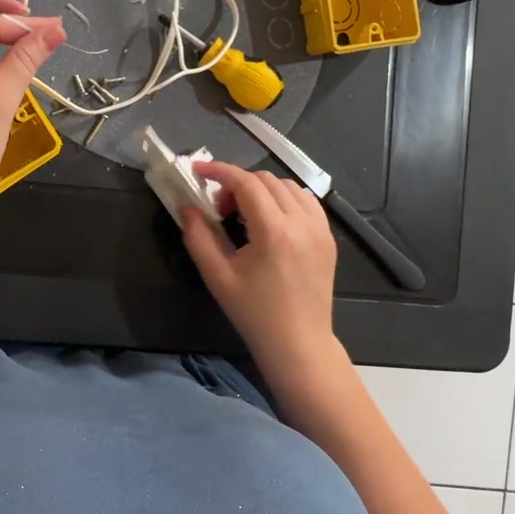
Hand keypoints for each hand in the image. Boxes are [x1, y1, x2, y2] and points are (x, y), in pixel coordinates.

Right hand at [181, 161, 337, 359]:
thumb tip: (187, 207)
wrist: (298, 343)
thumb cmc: (254, 313)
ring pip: (288, 186)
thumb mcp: (217, 276)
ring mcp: (320, 229)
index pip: (246, 183)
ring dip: (261, 189)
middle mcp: (302, 223)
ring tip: (244, 214)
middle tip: (219, 208)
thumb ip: (198, 236)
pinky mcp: (327, 238)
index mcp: (274, 231)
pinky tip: (270, 219)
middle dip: (238, 183)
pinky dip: (284, 199)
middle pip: (266, 180)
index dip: (219, 171)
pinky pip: (306, 202)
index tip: (198, 170)